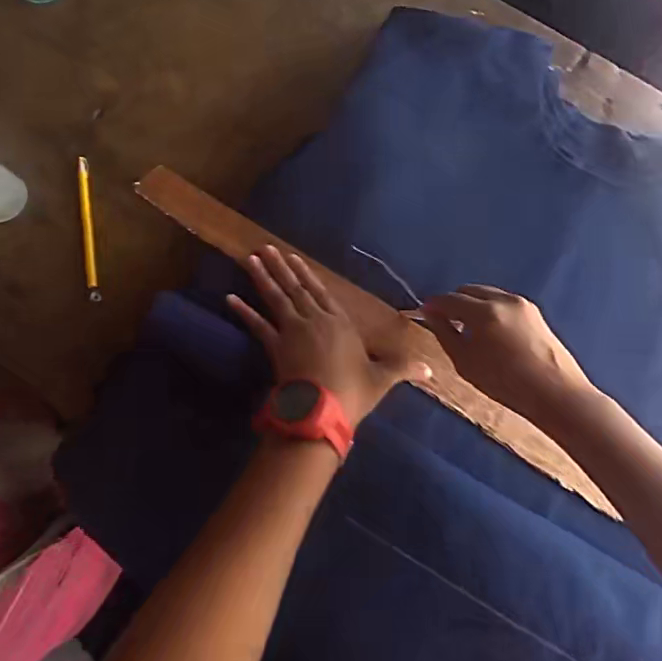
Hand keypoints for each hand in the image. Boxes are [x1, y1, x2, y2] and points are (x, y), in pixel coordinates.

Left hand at [227, 246, 422, 425]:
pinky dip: (244, 311)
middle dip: (280, 267)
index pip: (321, 292)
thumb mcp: (382, 380)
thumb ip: (402, 370)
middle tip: (265, 248)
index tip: (293, 258)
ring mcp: (293, 331)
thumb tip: (430, 371)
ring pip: (275, 298)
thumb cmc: (353, 392)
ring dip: (262, 277)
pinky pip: (257, 325)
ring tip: (249, 259)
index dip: (306, 274)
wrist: (322, 412)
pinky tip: (230, 298)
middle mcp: (315, 320)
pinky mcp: (275, 346)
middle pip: (295, 288)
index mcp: (340, 323)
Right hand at [419, 285, 594, 422]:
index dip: (433, 305)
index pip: (448, 298)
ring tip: (468, 327)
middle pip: (468, 290)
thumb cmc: (505, 383)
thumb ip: (445, 333)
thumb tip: (432, 315)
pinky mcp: (535, 313)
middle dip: (453, 301)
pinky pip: (503, 303)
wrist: (557, 394)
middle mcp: (503, 299)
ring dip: (472, 304)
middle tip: (445, 321)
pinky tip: (490, 331)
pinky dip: (490, 309)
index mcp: (483, 311)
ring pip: (487, 294)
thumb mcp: (465, 361)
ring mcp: (522, 304)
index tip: (423, 313)